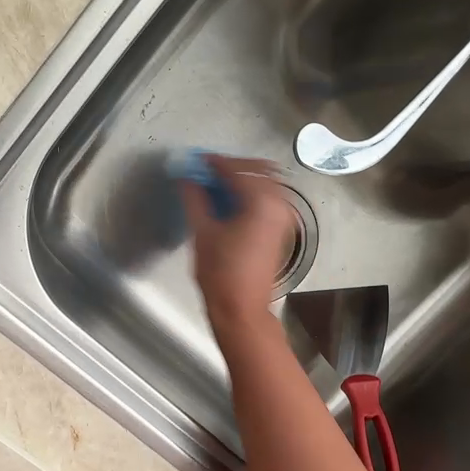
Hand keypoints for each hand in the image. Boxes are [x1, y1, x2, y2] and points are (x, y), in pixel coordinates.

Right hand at [177, 155, 296, 325]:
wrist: (241, 309)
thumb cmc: (221, 275)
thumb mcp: (203, 234)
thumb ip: (195, 199)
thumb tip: (187, 178)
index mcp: (260, 201)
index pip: (235, 169)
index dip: (213, 162)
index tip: (195, 160)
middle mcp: (278, 204)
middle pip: (256, 169)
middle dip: (231, 166)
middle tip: (206, 171)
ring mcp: (282, 216)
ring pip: (264, 182)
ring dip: (241, 178)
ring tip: (215, 186)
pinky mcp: (280, 229)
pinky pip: (268, 197)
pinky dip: (250, 192)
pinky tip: (230, 201)